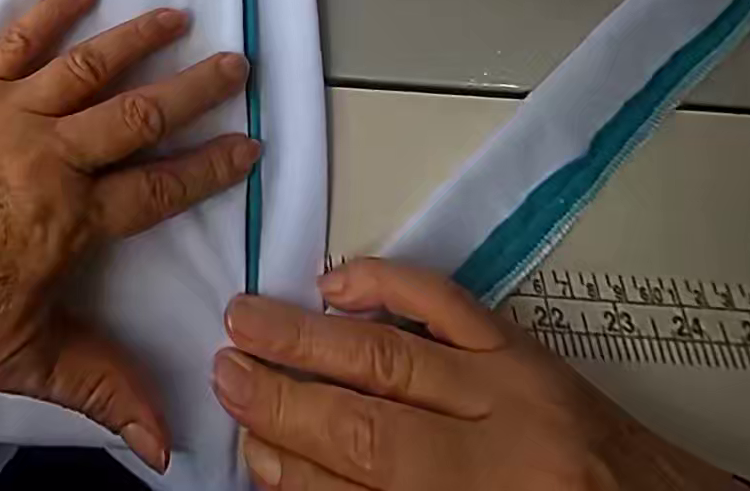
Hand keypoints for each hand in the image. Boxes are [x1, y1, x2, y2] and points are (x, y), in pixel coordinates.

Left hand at [0, 0, 256, 471]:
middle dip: (193, 89)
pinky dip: (51, 12)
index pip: (160, 188)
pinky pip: (16, 40)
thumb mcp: (22, 357)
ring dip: (136, 40)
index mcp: (71, 219)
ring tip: (175, 17)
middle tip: (234, 63)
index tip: (249, 143)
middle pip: (137, 116)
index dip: (209, 167)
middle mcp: (50, 156)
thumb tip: (169, 449)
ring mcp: (8, 114)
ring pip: (87, 68)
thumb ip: (100, 388)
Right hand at [213, 259, 743, 490]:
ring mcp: (520, 393)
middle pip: (370, 427)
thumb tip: (277, 460)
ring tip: (241, 316)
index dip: (296, 469)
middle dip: (284, 398)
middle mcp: (513, 465)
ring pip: (389, 356)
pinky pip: (445, 300)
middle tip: (224, 369)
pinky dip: (382, 280)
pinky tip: (330, 282)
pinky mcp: (526, 347)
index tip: (246, 441)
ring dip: (302, 335)